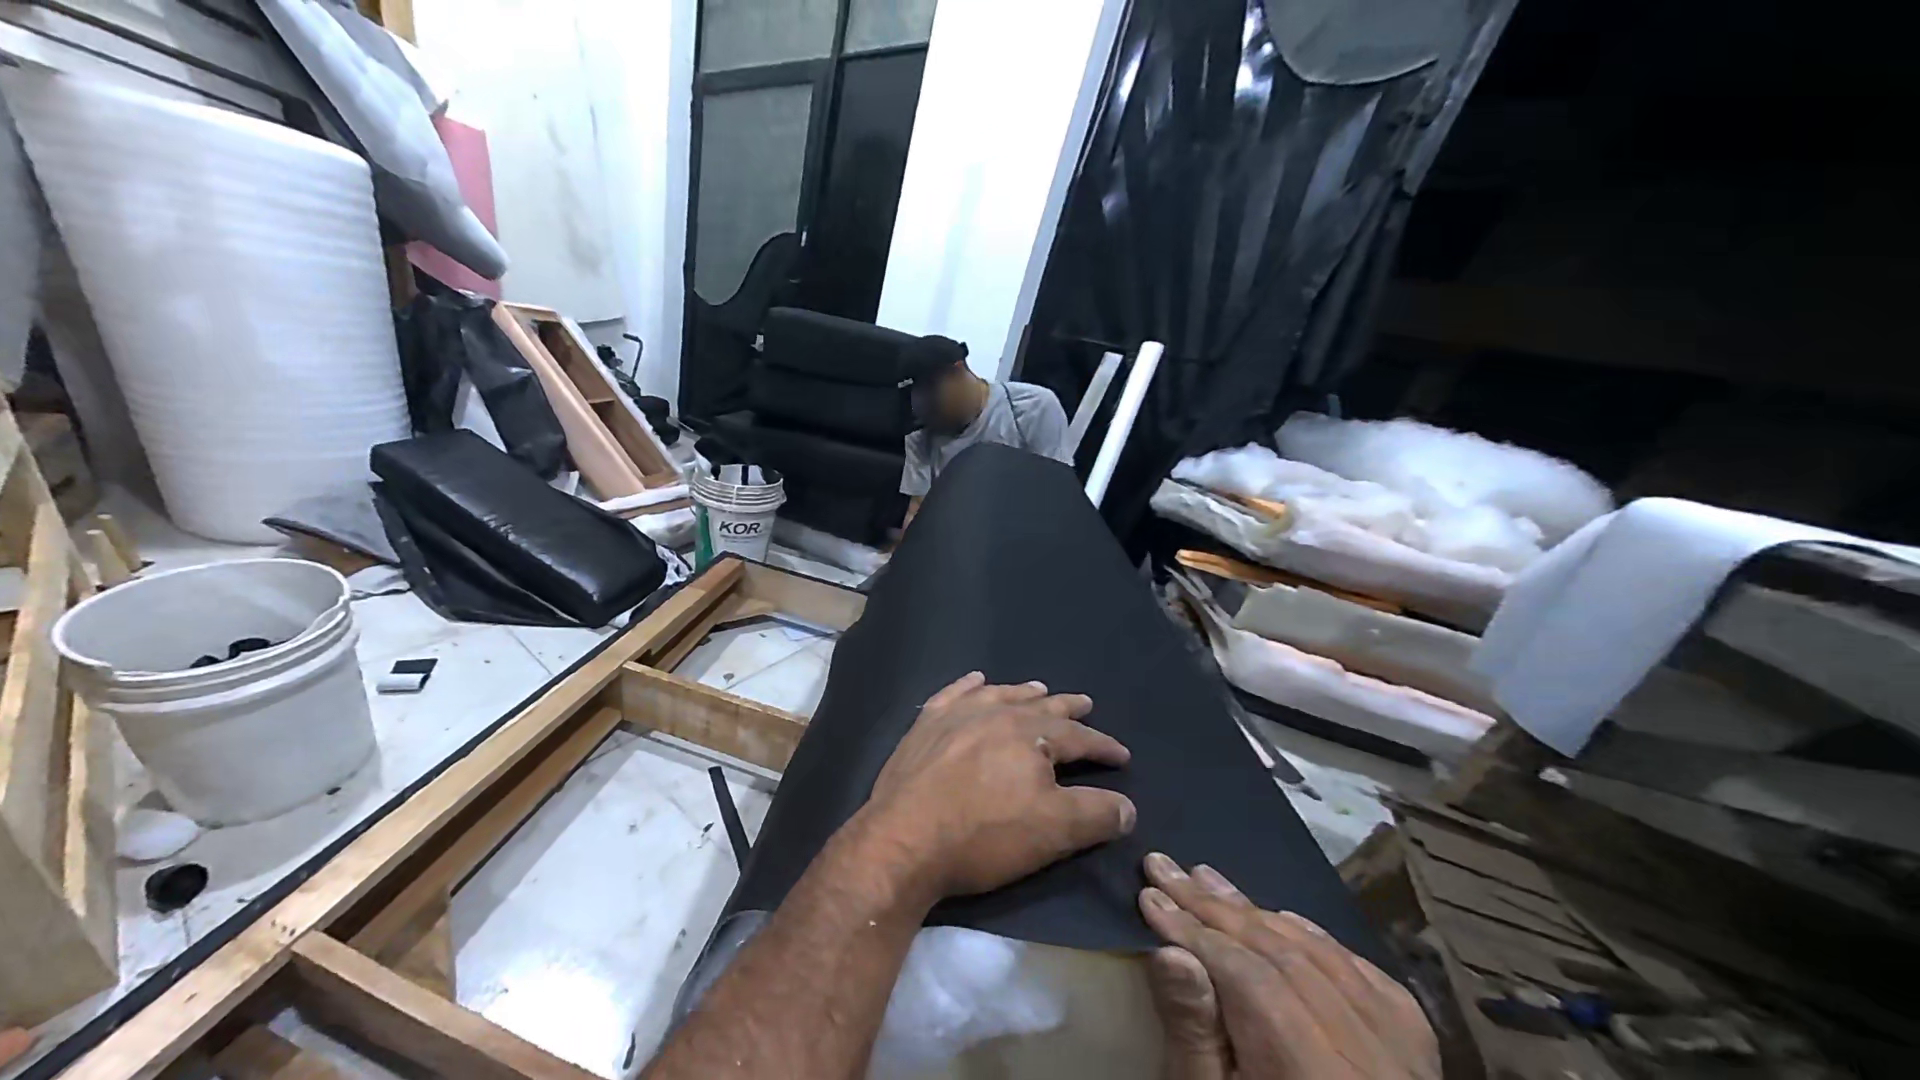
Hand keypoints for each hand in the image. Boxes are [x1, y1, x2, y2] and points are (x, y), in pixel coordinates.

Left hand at [851, 671, 1136, 903]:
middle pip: (1040, 707)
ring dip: (1023, 693)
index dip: (1103, 746)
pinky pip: (951, 695)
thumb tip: (1127, 807)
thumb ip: (1096, 814)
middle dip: (1067, 708)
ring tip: (1040, 688)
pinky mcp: (924, 727)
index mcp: (1030, 735)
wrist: (904, 841)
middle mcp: (995, 714)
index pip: (1077, 736)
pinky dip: (967, 686)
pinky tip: (975, 680)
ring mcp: (955, 716)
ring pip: (999, 695)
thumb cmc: (983, 835)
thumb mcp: (1053, 831)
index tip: (1122, 755)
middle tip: (1085, 702)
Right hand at [1140, 853, 1438, 1079]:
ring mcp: (1406, 1051)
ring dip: (1255, 911)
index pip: (1250, 979)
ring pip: (1320, 955)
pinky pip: (1360, 971)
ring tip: (1204, 878)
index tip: (1148, 894)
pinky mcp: (1416, 1043)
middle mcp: (1375, 1063)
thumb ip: (1194, 1030)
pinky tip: (1276, 914)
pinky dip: (1311, 936)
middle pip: (1283, 957)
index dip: (1194, 931)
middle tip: (1165, 867)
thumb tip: (1169, 950)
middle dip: (1213, 909)